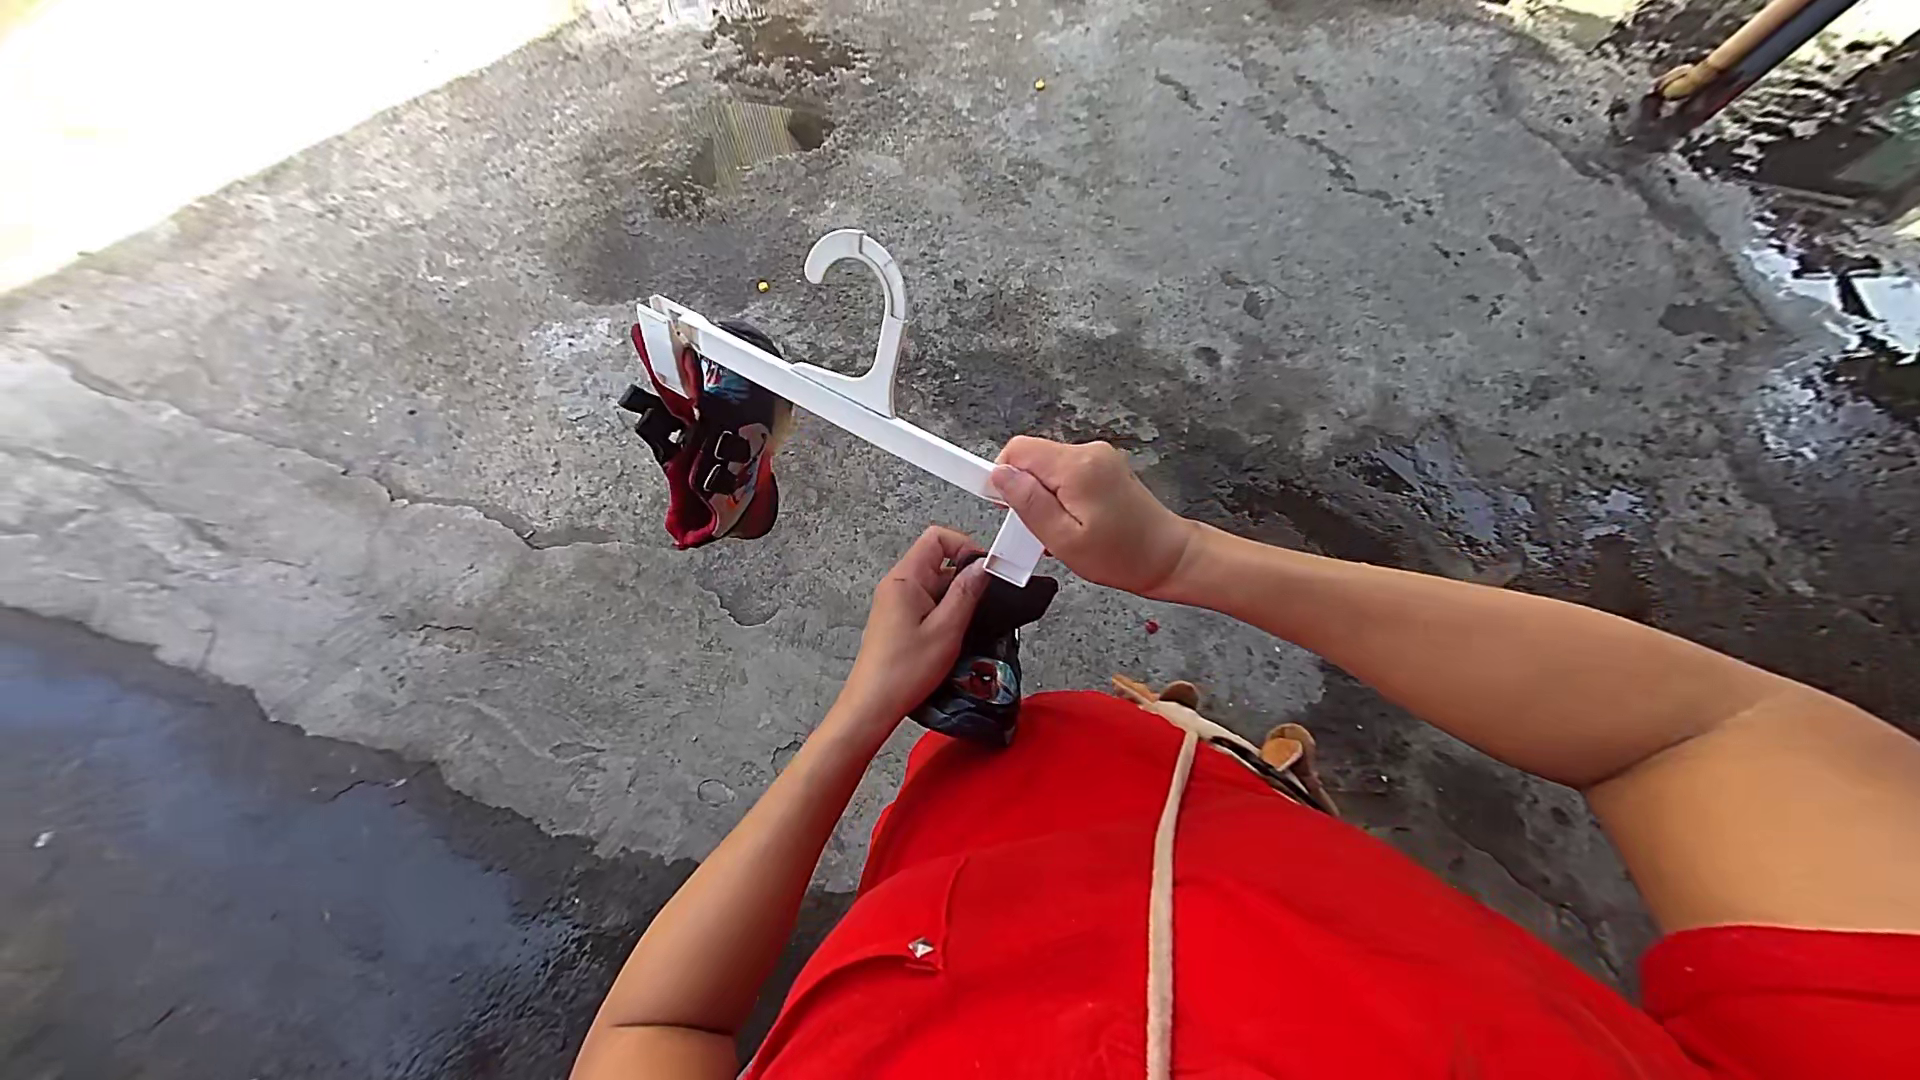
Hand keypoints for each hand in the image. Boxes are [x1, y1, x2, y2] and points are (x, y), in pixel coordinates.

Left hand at [834, 526, 990, 731]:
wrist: (873, 705)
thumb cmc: (903, 672)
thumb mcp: (947, 629)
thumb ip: (967, 593)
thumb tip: (983, 566)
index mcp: (905, 579)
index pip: (937, 538)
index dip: (965, 546)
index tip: (985, 568)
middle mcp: (897, 585)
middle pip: (938, 560)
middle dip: (964, 578)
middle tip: (982, 604)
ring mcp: (896, 602)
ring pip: (935, 584)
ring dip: (956, 599)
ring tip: (965, 625)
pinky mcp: (898, 619)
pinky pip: (927, 603)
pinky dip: (945, 613)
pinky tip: (952, 635)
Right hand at [991, 437, 1197, 598]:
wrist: (1168, 558)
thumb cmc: (1122, 556)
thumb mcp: (1063, 539)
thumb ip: (1028, 503)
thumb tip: (999, 476)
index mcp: (1077, 467)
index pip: (1017, 450)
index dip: (1002, 475)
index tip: (1002, 503)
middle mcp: (1089, 453)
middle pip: (1032, 458)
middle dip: (1024, 491)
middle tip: (1035, 527)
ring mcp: (1099, 458)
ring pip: (1046, 468)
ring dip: (1042, 497)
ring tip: (1059, 529)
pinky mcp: (1103, 467)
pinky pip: (1065, 474)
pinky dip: (1059, 497)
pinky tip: (1071, 522)